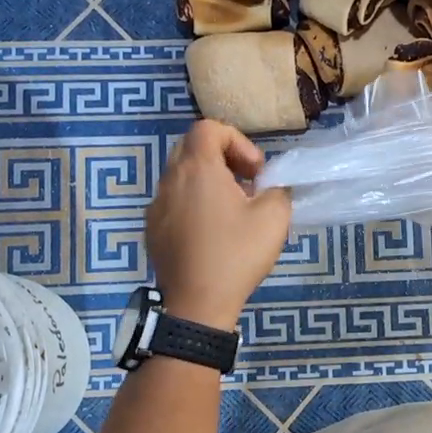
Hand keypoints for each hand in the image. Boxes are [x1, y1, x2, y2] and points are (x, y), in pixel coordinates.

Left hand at [147, 120, 291, 328]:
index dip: (237, 141)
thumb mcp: (274, 218)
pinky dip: (193, 205)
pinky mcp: (153, 230)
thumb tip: (271, 188)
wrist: (198, 304)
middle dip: (222, 159)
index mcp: (197, 169)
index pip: (209, 128)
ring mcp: (156, 206)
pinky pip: (173, 203)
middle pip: (192, 148)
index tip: (255, 172)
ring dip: (207, 183)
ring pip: (181, 177)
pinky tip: (211, 234)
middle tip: (245, 185)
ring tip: (231, 212)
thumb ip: (278, 190)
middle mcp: (170, 180)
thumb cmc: (236, 255)